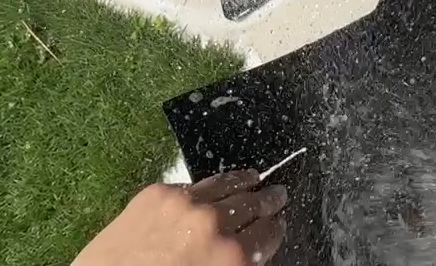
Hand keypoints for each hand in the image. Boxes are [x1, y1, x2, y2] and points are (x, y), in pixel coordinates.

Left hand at [72, 170, 289, 265]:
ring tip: (253, 178)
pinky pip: (189, 187)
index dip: (275, 228)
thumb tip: (243, 253)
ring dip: (243, 182)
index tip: (279, 222)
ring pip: (223, 185)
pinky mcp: (156, 195)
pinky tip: (210, 188)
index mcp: (229, 259)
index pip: (267, 235)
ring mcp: (183, 205)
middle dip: (268, 200)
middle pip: (251, 204)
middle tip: (278, 195)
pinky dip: (204, 189)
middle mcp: (212, 225)